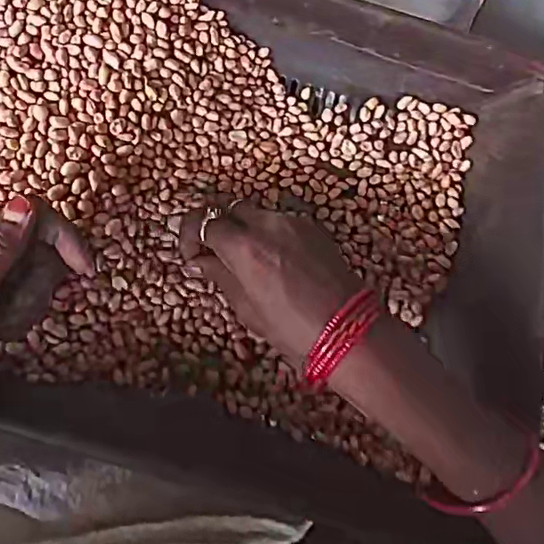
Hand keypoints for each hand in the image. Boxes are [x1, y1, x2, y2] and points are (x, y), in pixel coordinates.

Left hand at [0, 196, 93, 436]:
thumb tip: (24, 205)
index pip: (27, 214)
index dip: (60, 236)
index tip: (82, 269)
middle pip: (37, 245)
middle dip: (38, 282)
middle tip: (10, 314)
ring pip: (37, 272)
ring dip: (30, 303)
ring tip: (0, 329)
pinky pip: (28, 296)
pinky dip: (25, 315)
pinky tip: (2, 336)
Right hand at [174, 199, 364, 365]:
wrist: (351, 334)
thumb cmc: (295, 330)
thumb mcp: (246, 307)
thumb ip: (220, 275)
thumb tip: (201, 261)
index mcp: (245, 248)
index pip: (205, 222)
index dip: (192, 235)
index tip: (192, 253)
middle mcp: (268, 226)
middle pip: (229, 209)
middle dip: (217, 227)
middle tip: (212, 251)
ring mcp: (294, 224)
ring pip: (255, 214)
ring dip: (243, 230)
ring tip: (245, 260)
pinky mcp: (313, 229)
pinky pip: (280, 222)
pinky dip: (268, 235)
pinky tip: (272, 262)